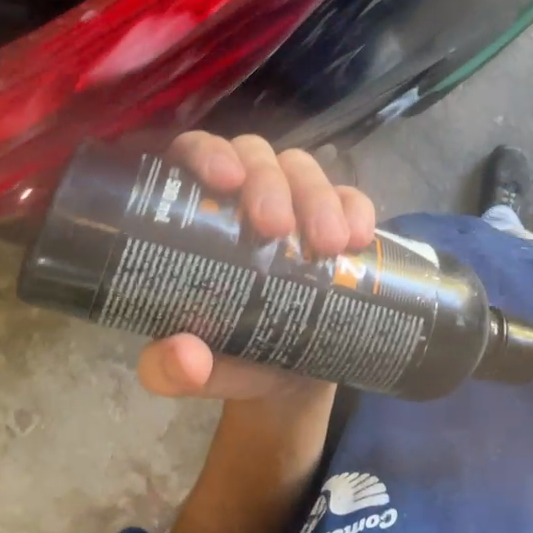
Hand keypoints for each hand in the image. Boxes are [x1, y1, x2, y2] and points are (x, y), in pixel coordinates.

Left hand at [134, 132, 377, 402]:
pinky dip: (357, 210)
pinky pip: (351, 197)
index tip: (225, 181)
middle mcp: (246, 192)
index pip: (195, 154)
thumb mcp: (195, 368)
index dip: (208, 153)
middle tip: (278, 228)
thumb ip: (172, 369)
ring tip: (330, 243)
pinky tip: (360, 240)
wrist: (292, 378)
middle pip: (255, 156)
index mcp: (198, 210)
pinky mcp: (339, 220)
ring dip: (317, 197)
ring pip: (302, 169)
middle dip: (268, 182)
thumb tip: (182, 357)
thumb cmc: (230, 353)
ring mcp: (296, 201)